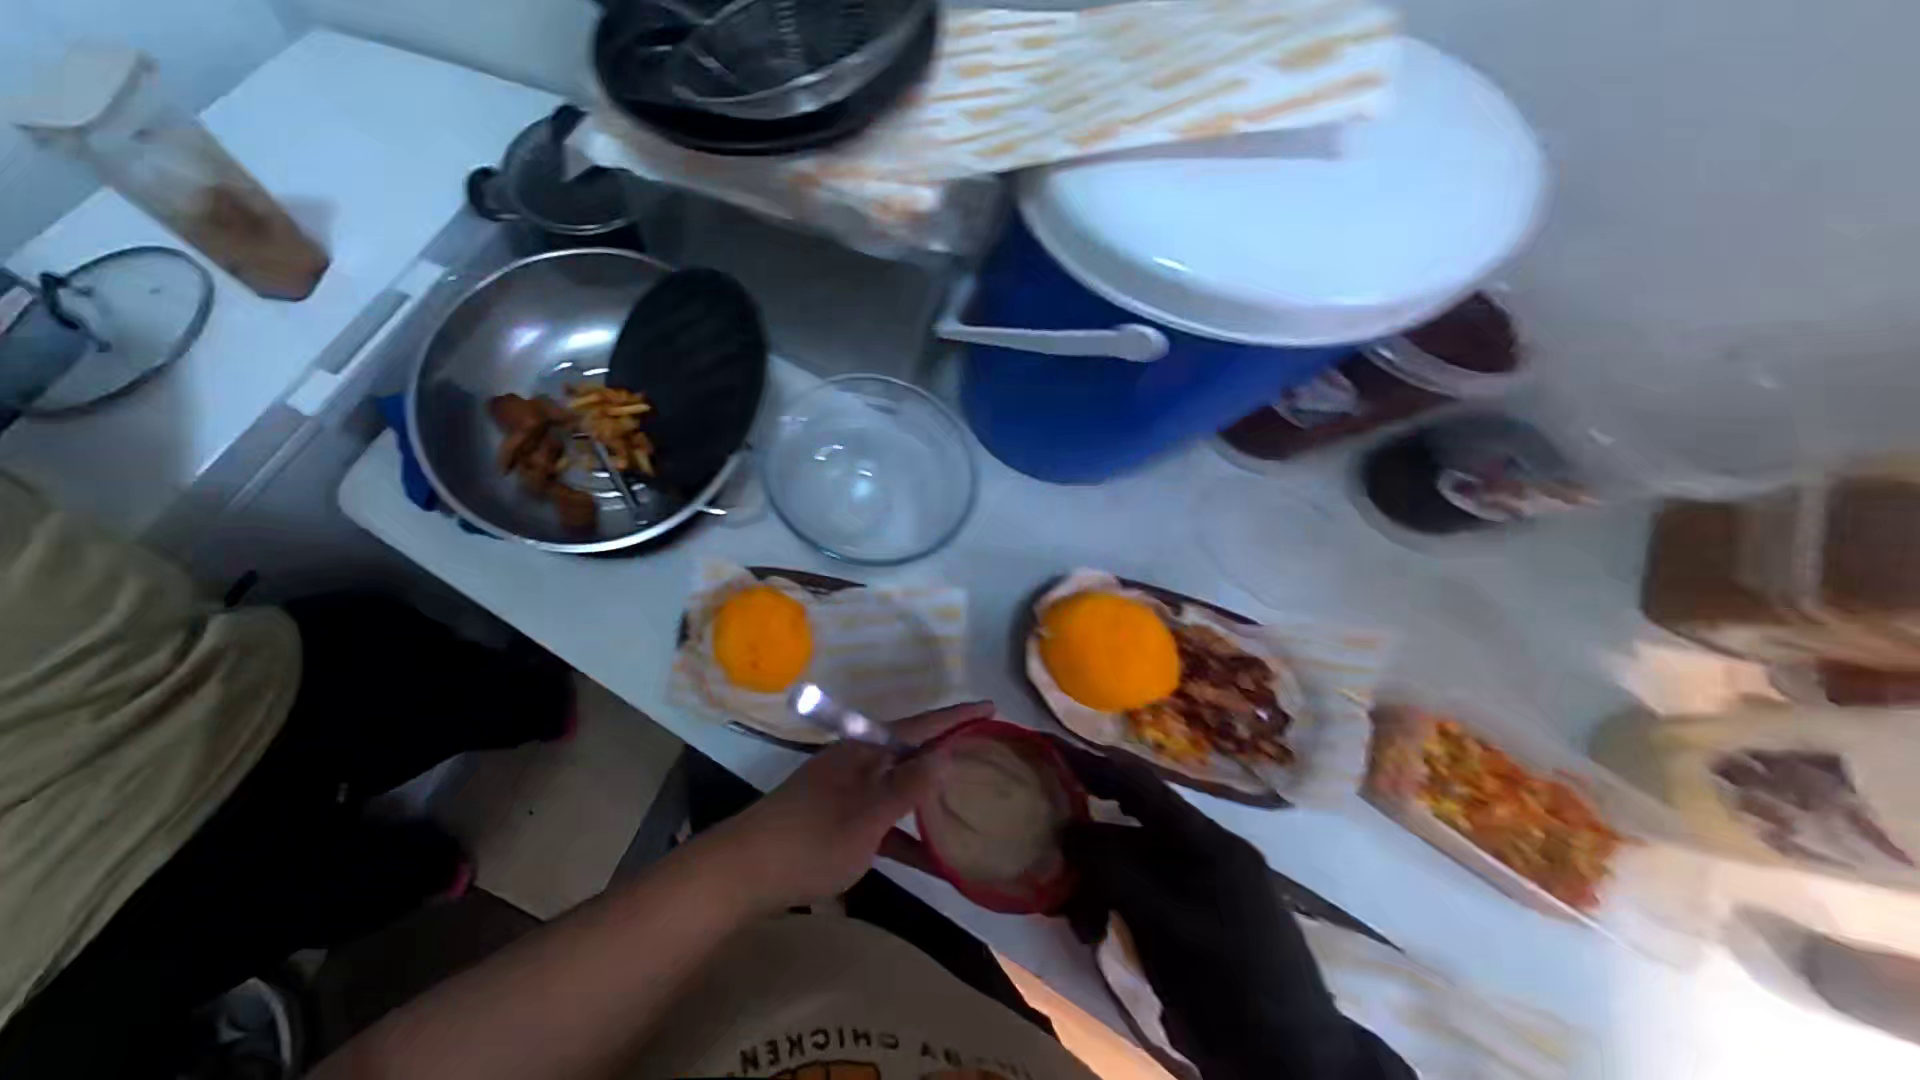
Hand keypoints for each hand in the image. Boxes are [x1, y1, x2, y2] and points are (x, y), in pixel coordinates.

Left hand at [706, 701, 994, 913]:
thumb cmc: (810, 840)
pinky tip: (934, 860)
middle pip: (913, 750)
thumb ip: (907, 786)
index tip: (992, 707)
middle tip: (988, 748)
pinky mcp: (840, 819)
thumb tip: (947, 753)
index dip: (957, 716)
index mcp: (864, 750)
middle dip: (949, 748)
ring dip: (932, 792)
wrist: (743, 873)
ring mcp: (848, 791)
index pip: (921, 725)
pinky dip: (907, 834)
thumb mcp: (866, 817)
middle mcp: (858, 762)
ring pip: (901, 786)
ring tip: (969, 795)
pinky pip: (884, 820)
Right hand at [1054, 742, 1410, 1079]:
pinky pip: (1139, 897)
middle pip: (1130, 830)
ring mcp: (1195, 888)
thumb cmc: (1232, 982)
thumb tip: (1069, 831)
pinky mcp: (1188, 919)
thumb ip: (1115, 873)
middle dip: (1087, 848)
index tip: (1052, 753)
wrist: (1288, 1060)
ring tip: (1075, 924)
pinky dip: (1111, 908)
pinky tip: (1093, 933)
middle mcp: (1200, 855)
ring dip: (1094, 888)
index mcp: (1207, 842)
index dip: (1096, 766)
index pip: (1144, 787)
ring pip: (1129, 868)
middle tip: (1049, 865)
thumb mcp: (1166, 925)